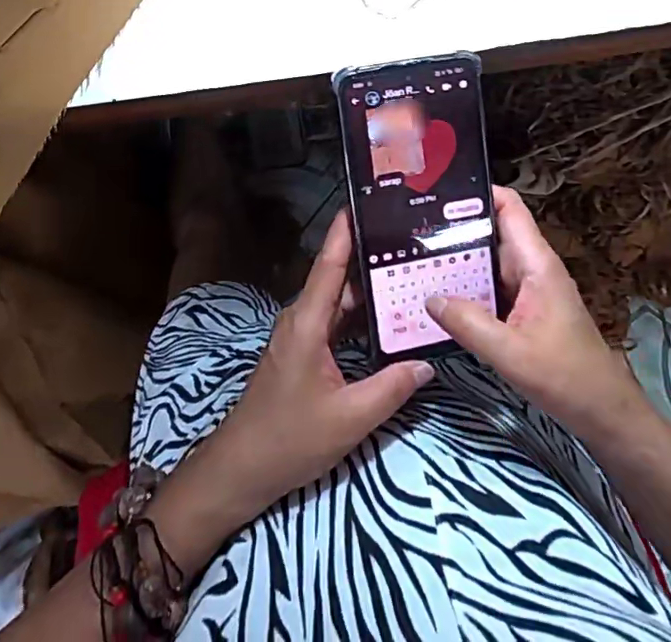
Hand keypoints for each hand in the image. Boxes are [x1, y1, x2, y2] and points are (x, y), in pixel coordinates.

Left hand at [188, 211, 432, 524]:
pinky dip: (361, 315)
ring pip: (339, 301)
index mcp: (307, 323)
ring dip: (369, 287)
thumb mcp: (350, 418)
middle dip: (370, 255)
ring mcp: (302, 336)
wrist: (241, 468)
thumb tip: (428, 362)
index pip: (329, 265)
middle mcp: (302, 319)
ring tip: (409, 269)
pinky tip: (388, 316)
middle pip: (339, 278)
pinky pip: (336, 322)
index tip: (365, 201)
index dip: (344, 231)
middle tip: (411, 238)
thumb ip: (391, 387)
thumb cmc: (290, 439)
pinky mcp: (304, 352)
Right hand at [426, 187, 652, 445]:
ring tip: (413, 255)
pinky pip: (489, 287)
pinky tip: (436, 293)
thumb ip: (469, 324)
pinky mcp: (523, 309)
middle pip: (491, 232)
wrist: (602, 411)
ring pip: (487, 261)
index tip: (437, 191)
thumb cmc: (565, 376)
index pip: (509, 207)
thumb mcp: (511, 353)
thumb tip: (429, 297)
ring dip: (456, 259)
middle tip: (410, 227)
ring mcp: (528, 289)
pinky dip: (465, 286)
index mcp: (536, 264)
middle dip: (455, 227)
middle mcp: (532, 268)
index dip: (478, 192)